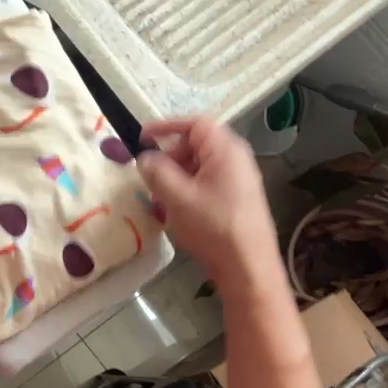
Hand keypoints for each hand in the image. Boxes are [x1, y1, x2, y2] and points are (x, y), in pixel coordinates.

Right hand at [137, 117, 284, 293]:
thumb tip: (144, 158)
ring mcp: (237, 179)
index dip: (166, 126)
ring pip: (199, 166)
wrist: (246, 263)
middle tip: (149, 176)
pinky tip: (175, 211)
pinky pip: (205, 182)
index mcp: (225, 150)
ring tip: (159, 197)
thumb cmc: (213, 226)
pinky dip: (186, 189)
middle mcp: (235, 158)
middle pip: (196, 144)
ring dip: (175, 176)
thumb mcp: (178, 198)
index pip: (195, 124)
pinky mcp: (235, 197)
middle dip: (169, 156)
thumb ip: (157, 173)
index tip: (141, 138)